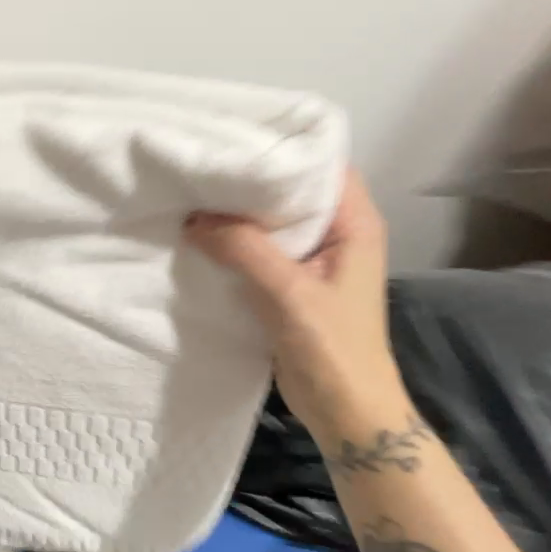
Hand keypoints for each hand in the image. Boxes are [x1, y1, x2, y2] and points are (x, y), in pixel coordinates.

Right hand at [183, 171, 405, 434]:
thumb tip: (195, 220)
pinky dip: (234, 251)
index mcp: (355, 223)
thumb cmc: (331, 347)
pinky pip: (260, 257)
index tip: (233, 145)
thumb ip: (244, 251)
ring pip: (273, 228)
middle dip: (249, 186)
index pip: (321, 167)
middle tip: (202, 173)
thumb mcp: (287, 293)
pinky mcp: (292, 289)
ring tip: (195, 204)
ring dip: (238, 221)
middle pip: (292, 195)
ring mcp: (314, 263)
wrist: (344, 406)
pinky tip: (203, 246)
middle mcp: (338, 235)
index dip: (280, 153)